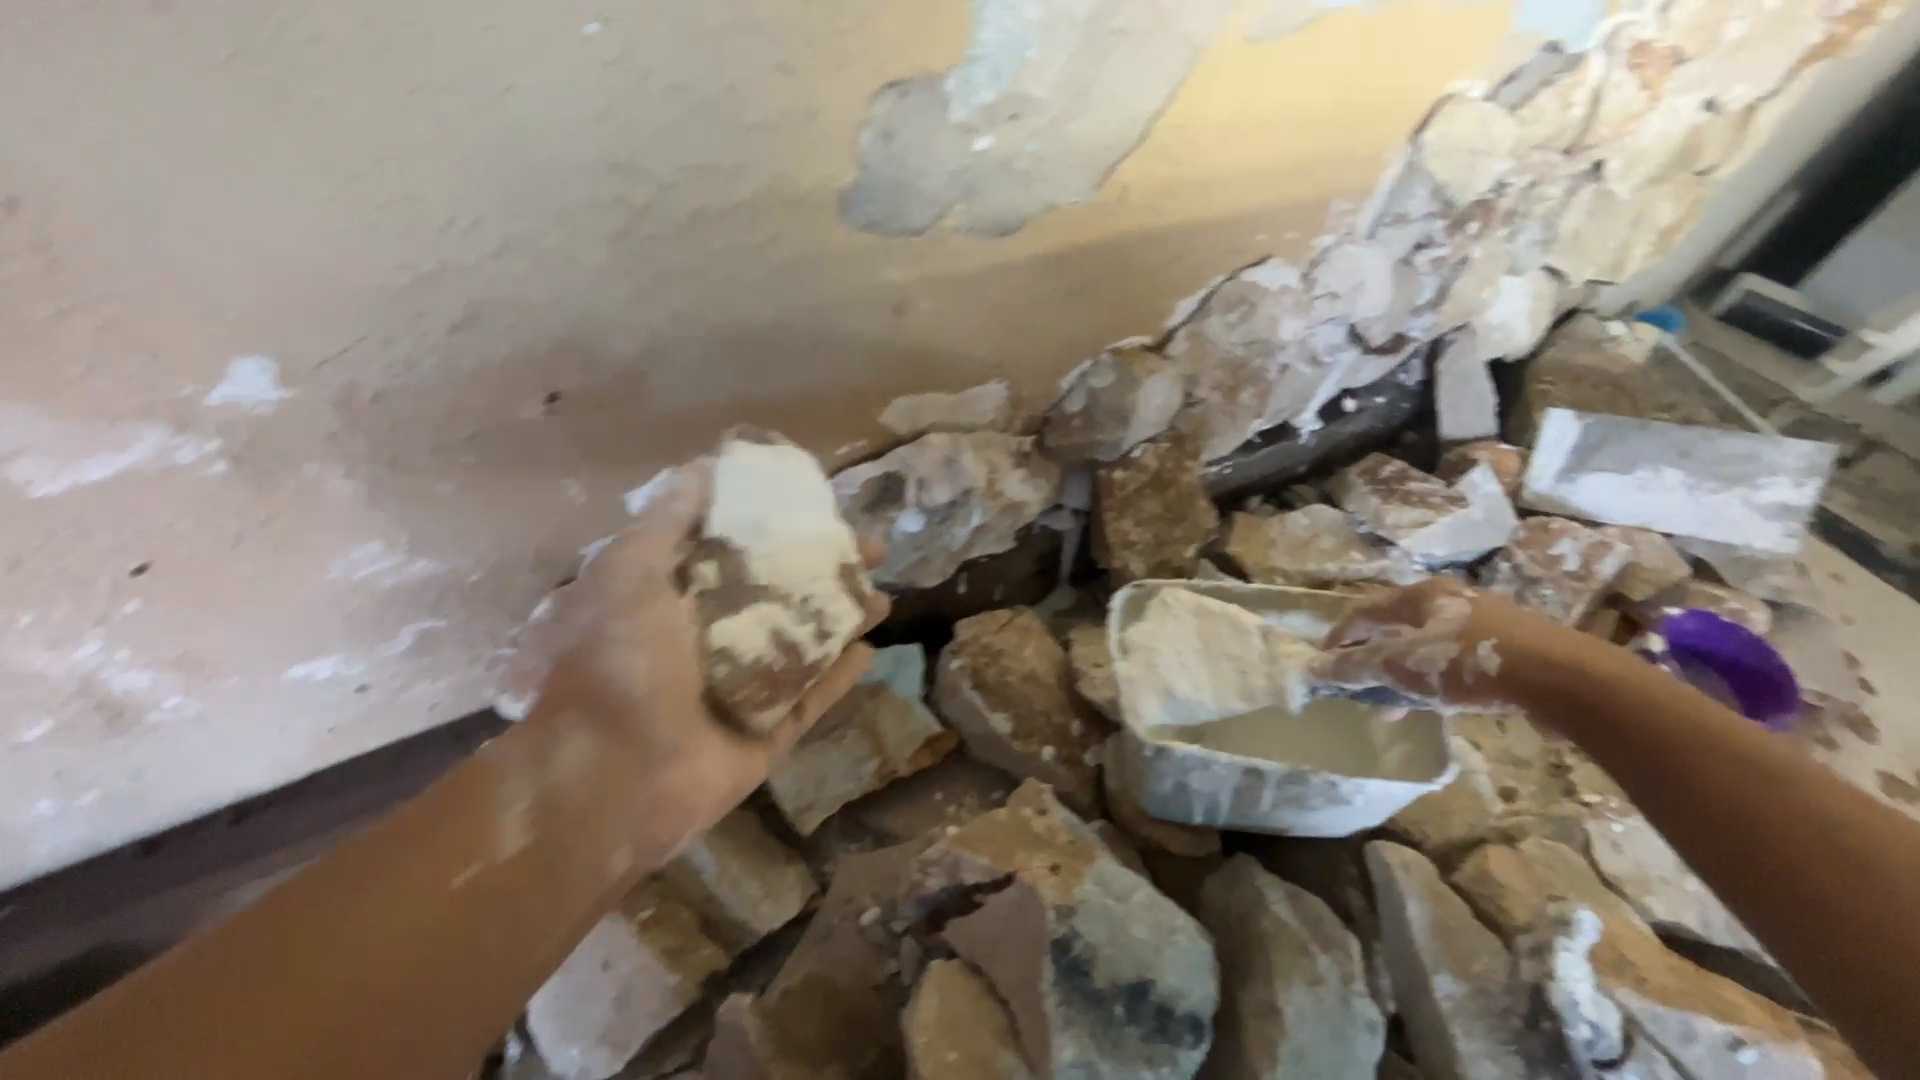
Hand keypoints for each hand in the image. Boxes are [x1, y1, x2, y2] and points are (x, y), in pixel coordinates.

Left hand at [498, 461, 890, 840]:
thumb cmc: (618, 662)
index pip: (734, 551)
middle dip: (825, 570)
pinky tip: (870, 648)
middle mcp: (708, 640)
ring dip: (842, 618)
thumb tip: (699, 470)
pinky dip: (838, 676)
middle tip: (871, 549)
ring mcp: (741, 689)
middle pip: (780, 594)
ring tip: (883, 595)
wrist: (612, 779)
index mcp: (673, 599)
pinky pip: (811, 699)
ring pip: (803, 644)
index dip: (776, 526)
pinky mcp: (766, 732)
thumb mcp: (628, 574)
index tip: (816, 506)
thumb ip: (665, 524)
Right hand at [1314, 578, 1566, 708]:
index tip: (1323, 661)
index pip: (1365, 609)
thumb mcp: (1402, 665)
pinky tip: (1440, 704)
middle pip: (1398, 626)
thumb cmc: (1470, 661)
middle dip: (1374, 656)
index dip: (1340, 635)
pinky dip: (1437, 680)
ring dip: (1406, 672)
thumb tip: (1313, 670)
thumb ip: (1356, 667)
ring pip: (1429, 646)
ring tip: (1395, 704)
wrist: (1565, 678)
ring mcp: (1487, 623)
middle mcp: (1453, 599)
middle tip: (1358, 682)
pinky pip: (1458, 662)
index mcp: (1422, 594)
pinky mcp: (1515, 650)